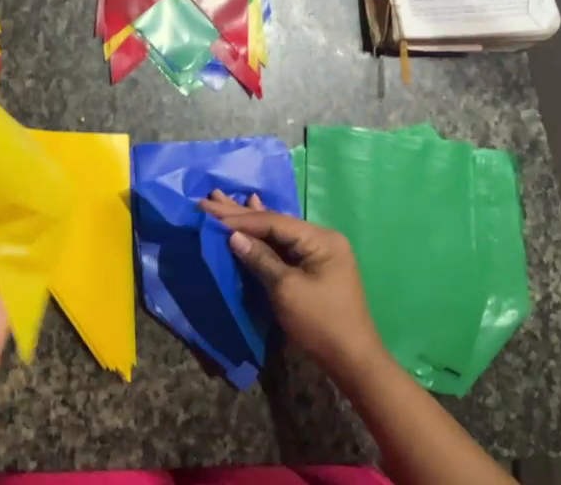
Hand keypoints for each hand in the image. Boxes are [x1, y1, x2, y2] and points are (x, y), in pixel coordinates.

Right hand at [199, 191, 387, 380]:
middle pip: (273, 222)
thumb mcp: (286, 289)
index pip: (273, 222)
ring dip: (247, 220)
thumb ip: (260, 258)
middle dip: (239, 213)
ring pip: (276, 231)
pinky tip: (252, 209)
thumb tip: (233, 236)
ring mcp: (318, 251)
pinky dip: (262, 234)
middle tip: (208, 200)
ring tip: (220, 200)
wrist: (352, 360)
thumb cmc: (320, 323)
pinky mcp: (313, 265)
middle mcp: (321, 238)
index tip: (210, 214)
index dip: (240, 219)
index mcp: (321, 239)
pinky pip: (282, 244)